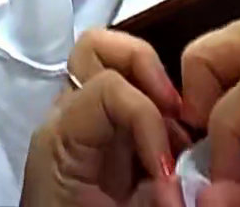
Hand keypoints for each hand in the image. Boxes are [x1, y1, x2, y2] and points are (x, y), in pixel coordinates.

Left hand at [23, 30, 186, 206]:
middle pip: (96, 48)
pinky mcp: (101, 142)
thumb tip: (178, 183)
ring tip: (179, 129)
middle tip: (177, 113)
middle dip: (144, 66)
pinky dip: (157, 112)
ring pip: (112, 64)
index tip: (170, 172)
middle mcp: (66, 117)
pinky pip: (128, 99)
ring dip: (151, 85)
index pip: (106, 88)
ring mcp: (83, 125)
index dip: (147, 119)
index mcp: (59, 138)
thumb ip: (149, 199)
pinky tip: (175, 149)